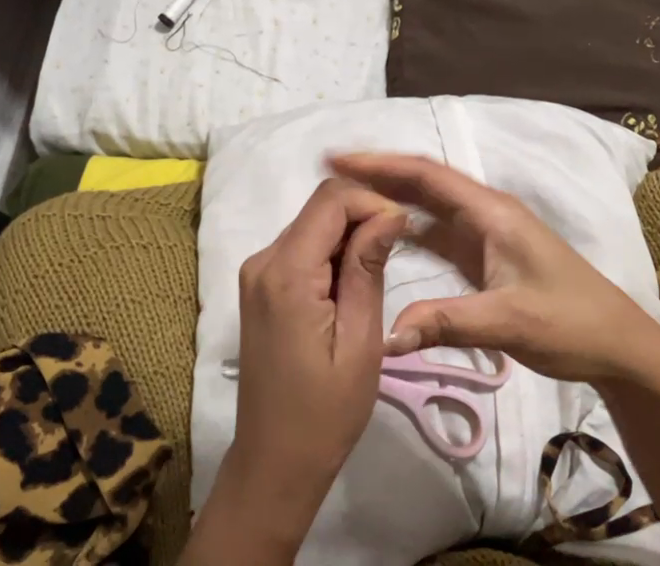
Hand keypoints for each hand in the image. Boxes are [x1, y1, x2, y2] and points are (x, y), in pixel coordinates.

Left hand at [226, 178, 408, 513]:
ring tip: (376, 276)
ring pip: (310, 227)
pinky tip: (350, 288)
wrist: (275, 459)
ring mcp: (255, 274)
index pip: (330, 199)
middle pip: (318, 210)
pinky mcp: (259, 288)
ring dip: (347, 238)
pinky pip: (299, 250)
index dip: (372, 202)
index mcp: (285, 272)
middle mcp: (262, 261)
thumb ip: (368, 268)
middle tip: (396, 256)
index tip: (404, 231)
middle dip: (362, 219)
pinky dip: (329, 256)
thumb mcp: (361, 341)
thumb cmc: (326, 410)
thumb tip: (390, 212)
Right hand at [329, 154, 659, 384]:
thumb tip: (386, 334)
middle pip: (424, 183)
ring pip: (429, 206)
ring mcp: (487, 234)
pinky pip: (437, 233)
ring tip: (346, 197)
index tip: (338, 158)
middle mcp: (486, 213)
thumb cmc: (570, 324)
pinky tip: (382, 235)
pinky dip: (407, 228)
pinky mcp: (486, 256)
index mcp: (492, 213)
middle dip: (378, 174)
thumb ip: (445, 322)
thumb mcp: (508, 323)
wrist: (618, 345)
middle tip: (330, 173)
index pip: (427, 176)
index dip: (381, 164)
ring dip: (390, 198)